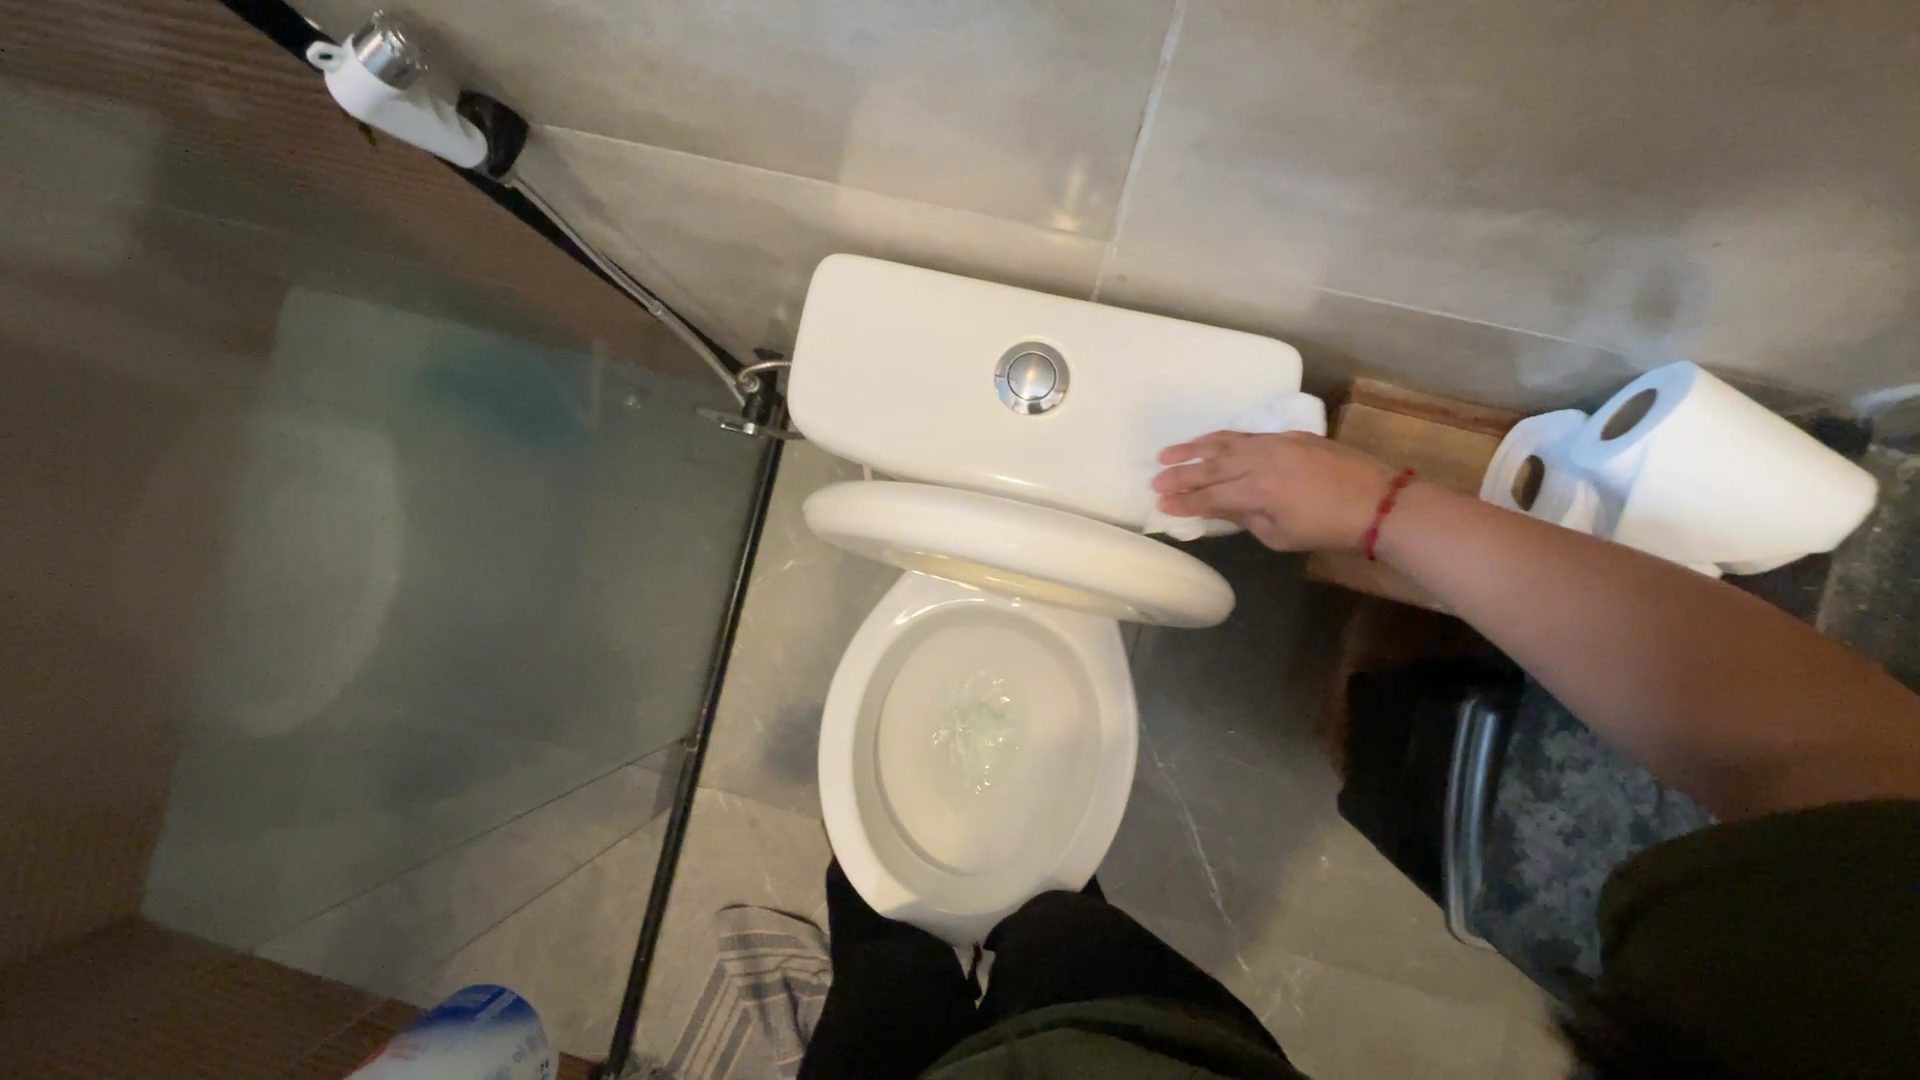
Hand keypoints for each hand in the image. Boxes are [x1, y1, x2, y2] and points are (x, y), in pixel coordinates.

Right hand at [1152, 432, 1398, 551]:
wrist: (1376, 501)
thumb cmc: (1328, 529)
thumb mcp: (1280, 536)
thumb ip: (1245, 518)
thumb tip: (1220, 508)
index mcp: (1259, 492)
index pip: (1211, 497)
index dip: (1184, 502)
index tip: (1161, 505)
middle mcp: (1262, 462)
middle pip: (1211, 468)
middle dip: (1180, 475)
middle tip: (1154, 480)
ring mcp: (1274, 444)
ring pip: (1224, 444)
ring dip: (1192, 449)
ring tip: (1166, 453)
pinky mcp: (1287, 436)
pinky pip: (1244, 435)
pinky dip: (1220, 439)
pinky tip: (1205, 442)